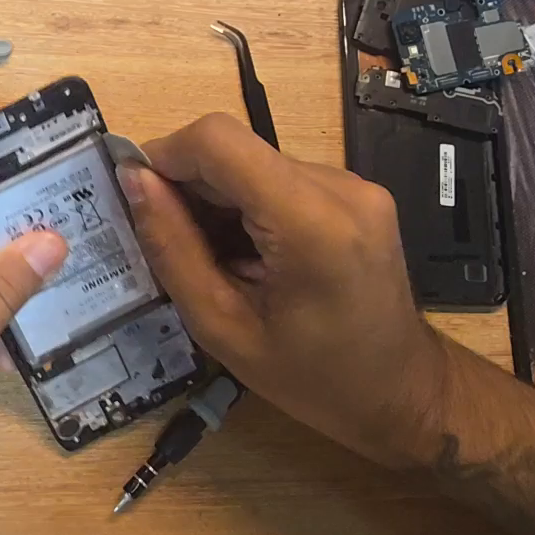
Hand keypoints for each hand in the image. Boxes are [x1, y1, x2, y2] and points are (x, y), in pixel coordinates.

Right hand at [119, 114, 448, 466]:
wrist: (402, 394)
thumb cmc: (312, 379)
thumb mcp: (221, 326)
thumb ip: (172, 247)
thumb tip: (133, 180)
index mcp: (310, 223)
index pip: (218, 141)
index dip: (164, 155)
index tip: (137, 196)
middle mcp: (338, 186)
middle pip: (233, 149)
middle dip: (185, 185)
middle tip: (168, 243)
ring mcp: (352, 184)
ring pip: (250, 162)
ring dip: (214, 199)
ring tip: (211, 258)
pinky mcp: (352, 191)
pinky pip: (275, 177)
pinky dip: (243, 205)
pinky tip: (244, 254)